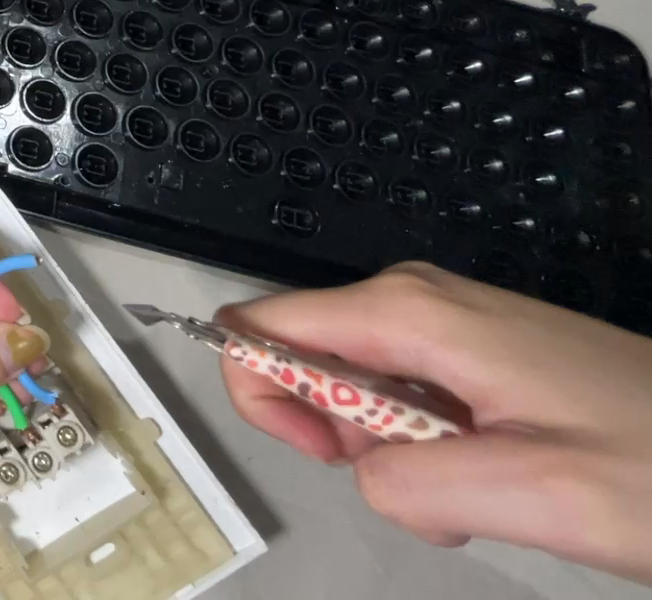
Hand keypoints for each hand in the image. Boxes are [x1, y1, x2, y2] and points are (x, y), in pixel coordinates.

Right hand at [219, 262, 651, 583]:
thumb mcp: (539, 497)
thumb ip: (408, 484)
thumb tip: (362, 474)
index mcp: (399, 309)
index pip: (253, 328)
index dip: (261, 394)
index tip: (330, 457)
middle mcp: (405, 294)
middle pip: (297, 350)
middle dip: (335, 425)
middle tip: (423, 480)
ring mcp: (442, 313)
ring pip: (348, 372)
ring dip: (384, 439)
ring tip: (473, 479)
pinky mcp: (472, 338)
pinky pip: (395, 378)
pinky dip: (419, 432)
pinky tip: (487, 460)